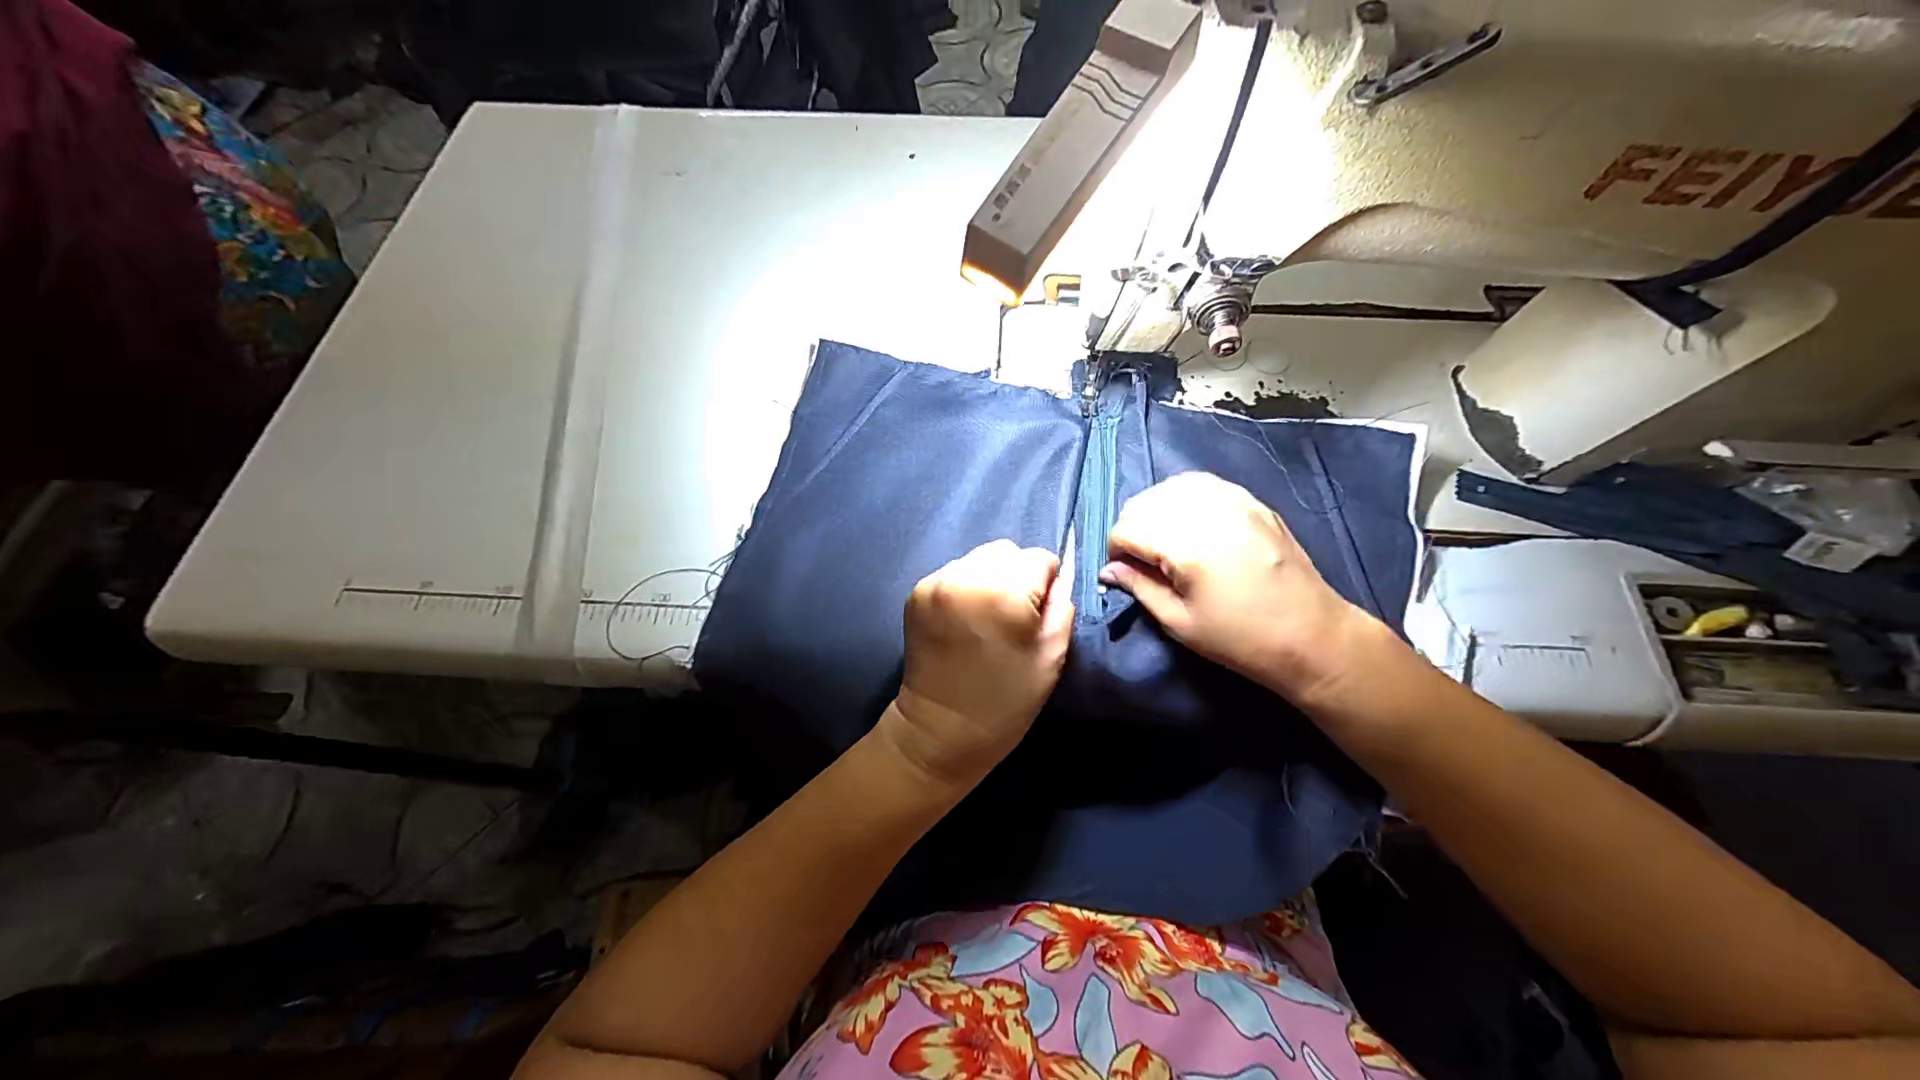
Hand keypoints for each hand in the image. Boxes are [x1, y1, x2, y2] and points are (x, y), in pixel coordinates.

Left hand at [877, 540, 1074, 788]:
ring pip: (979, 557)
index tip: (1039, 614)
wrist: (940, 731)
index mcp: (1003, 594)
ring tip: (988, 617)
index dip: (1046, 583)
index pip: (1039, 558)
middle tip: (1015, 614)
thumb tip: (1058, 578)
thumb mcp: (1051, 657)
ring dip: (991, 577)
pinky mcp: (917, 593)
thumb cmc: (1005, 701)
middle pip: (1006, 550)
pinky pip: (955, 572)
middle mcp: (965, 577)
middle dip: (1018, 575)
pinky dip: (966, 586)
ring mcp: (936, 583)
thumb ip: (1060, 607)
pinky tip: (966, 619)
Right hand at [1099, 471, 1389, 707]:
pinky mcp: (1252, 502)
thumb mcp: (1179, 622)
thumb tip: (1110, 570)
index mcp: (1187, 546)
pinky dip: (1186, 497)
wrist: (1311, 636)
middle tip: (1141, 560)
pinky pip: (1204, 484)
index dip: (1116, 551)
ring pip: (1171, 485)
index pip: (1127, 528)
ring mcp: (1234, 501)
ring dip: (1156, 509)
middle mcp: (1208, 512)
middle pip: (1144, 502)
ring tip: (1164, 540)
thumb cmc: (1240, 639)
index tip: (1124, 572)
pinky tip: (1189, 523)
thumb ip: (1139, 587)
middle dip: (1132, 528)